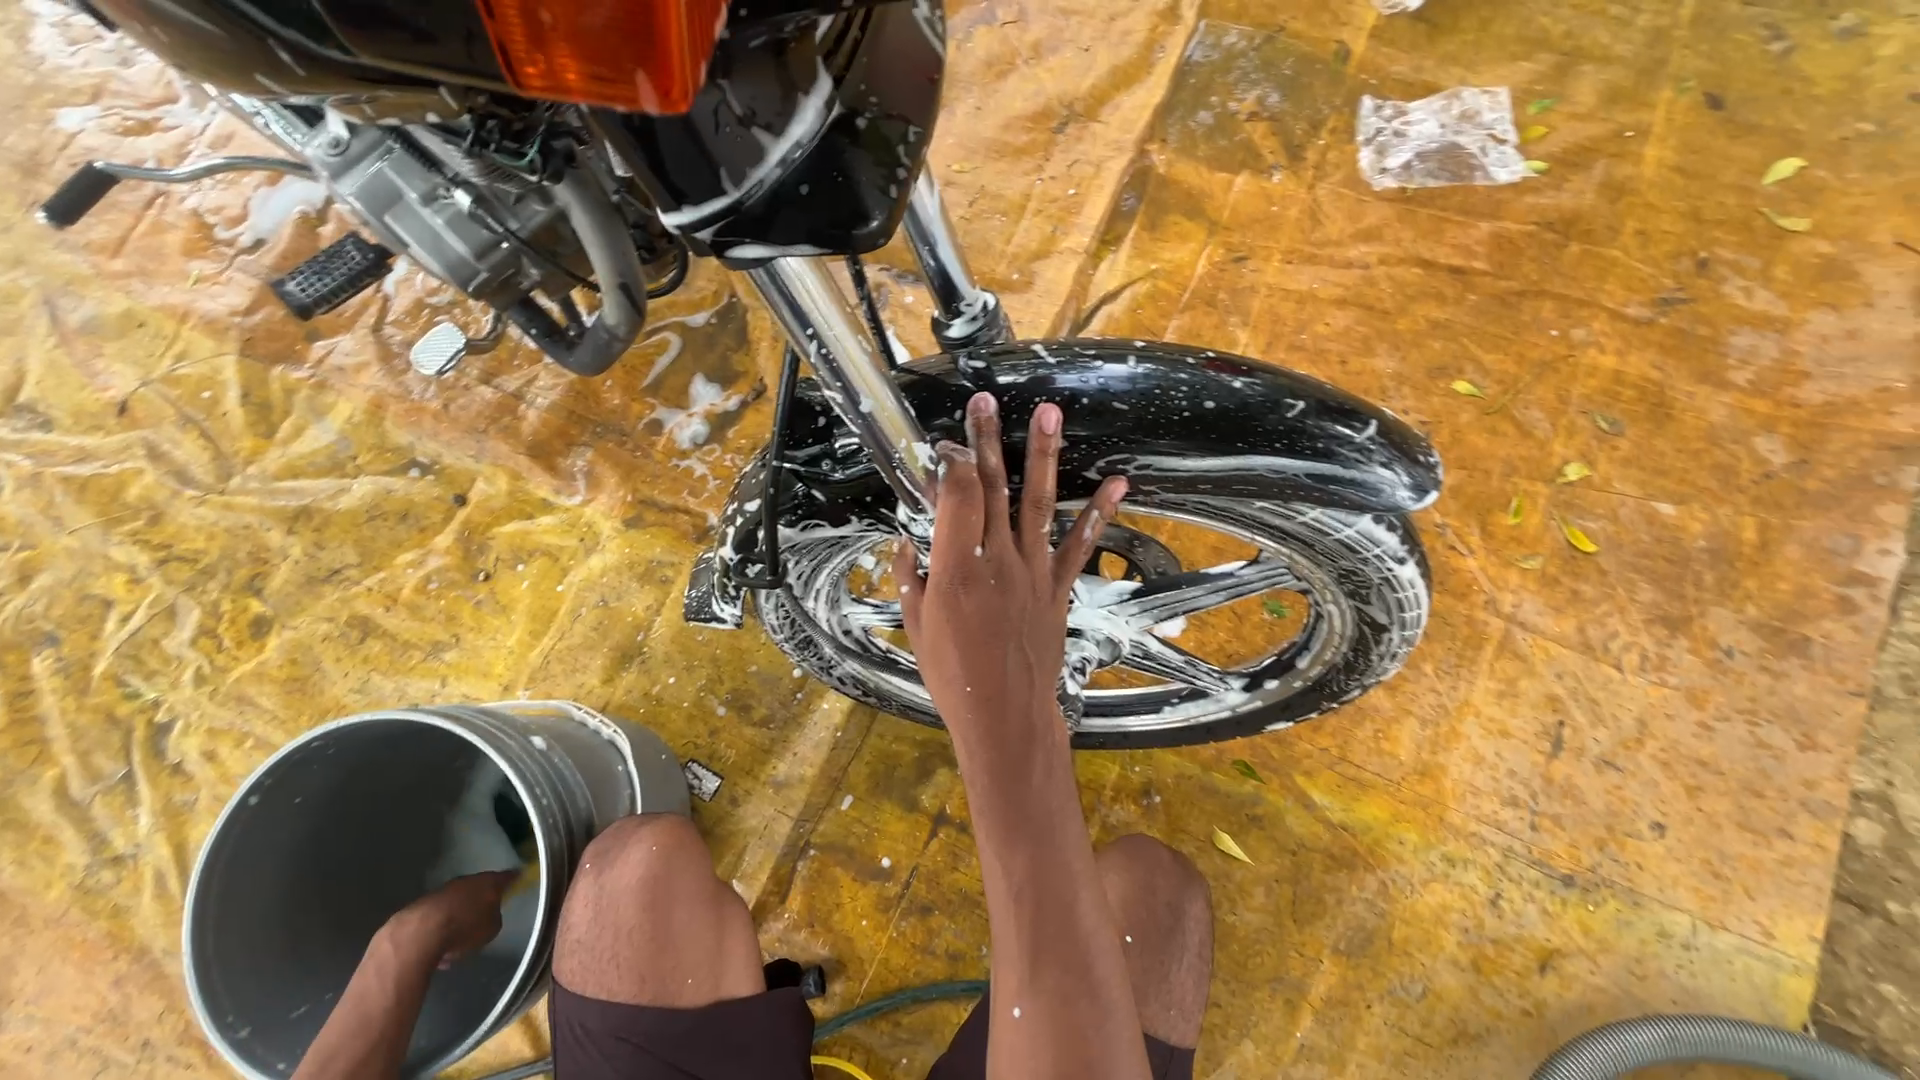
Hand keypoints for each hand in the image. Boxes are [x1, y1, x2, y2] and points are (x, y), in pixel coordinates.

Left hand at [387, 870, 517, 966]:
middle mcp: (466, 881)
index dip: (513, 879)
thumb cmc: (464, 929)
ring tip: (458, 937)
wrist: (417, 936)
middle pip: (478, 887)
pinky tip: (439, 947)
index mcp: (489, 883)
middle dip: (482, 899)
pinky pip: (438, 915)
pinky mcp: (420, 906)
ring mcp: (441, 891)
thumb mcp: (492, 928)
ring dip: (459, 914)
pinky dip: (440, 927)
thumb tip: (488, 915)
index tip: (518, 879)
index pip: (507, 877)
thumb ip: (494, 917)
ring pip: (456, 902)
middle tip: (485, 914)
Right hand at [892, 393, 1127, 744]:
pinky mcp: (1058, 587)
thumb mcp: (917, 627)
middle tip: (985, 401)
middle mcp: (997, 560)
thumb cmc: (953, 675)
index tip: (945, 445)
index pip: (957, 497)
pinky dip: (1099, 512)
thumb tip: (905, 543)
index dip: (951, 464)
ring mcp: (1033, 571)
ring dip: (1043, 454)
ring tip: (1050, 413)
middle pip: (992, 488)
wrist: (1006, 714)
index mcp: (957, 568)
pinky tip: (1118, 482)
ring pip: (1037, 502)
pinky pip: (1079, 544)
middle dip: (987, 440)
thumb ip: (911, 578)